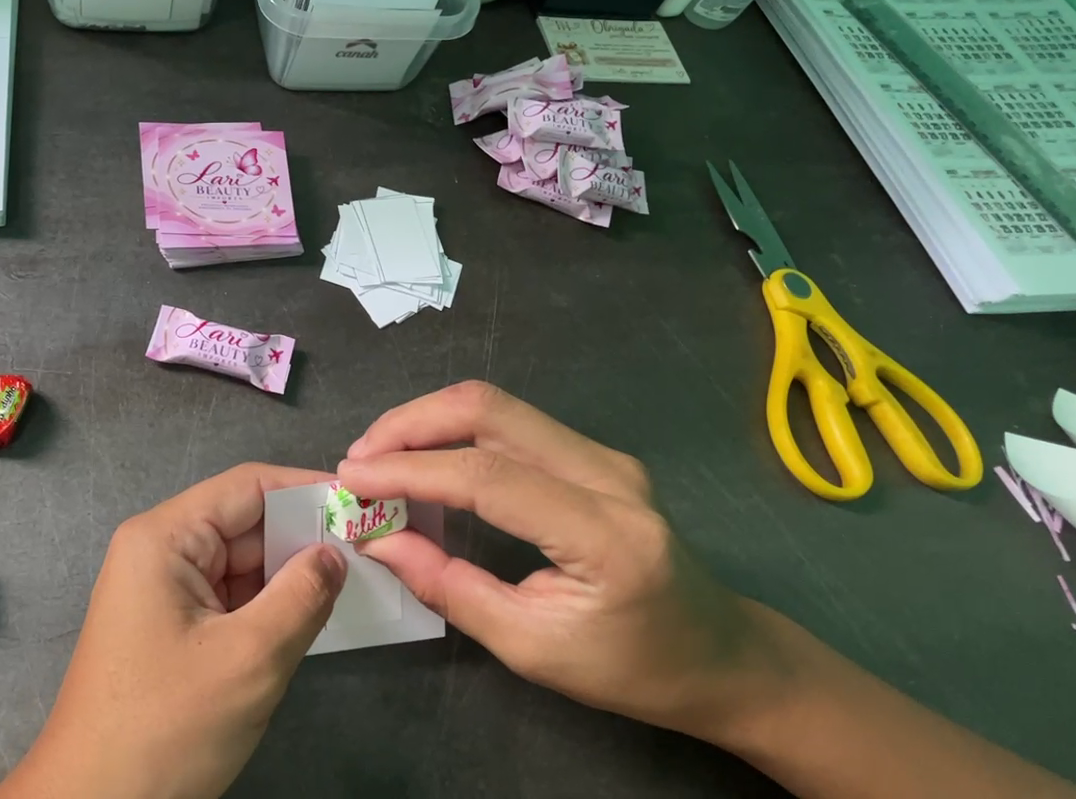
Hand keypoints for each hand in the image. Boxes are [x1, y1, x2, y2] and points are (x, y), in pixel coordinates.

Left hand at [0, 463, 348, 798]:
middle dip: (303, 535)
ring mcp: (163, 590)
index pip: (247, 486)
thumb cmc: (167, 725)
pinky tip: (312, 612)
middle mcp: (160, 551)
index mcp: (165, 537)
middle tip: (370, 546)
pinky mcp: (171, 625)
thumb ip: (301, 597)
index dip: (306, 489)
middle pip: (244, 523)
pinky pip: (229, 597)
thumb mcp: (249, 659)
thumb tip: (334, 554)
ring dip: (289, 573)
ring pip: (240, 563)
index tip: (360, 501)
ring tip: (355, 578)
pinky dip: (269, 603)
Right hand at [338, 381, 783, 741]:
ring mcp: (603, 454)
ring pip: (495, 405)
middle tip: (360, 457)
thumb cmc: (632, 669)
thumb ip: (449, 588)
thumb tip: (378, 539)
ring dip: (426, 421)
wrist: (723, 656)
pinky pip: (509, 422)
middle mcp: (607, 473)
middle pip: (488, 409)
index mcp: (603, 533)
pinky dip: (453, 431)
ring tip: (379, 456)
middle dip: (410, 422)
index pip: (486, 476)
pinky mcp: (593, 452)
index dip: (409, 470)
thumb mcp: (532, 649)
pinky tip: (425, 459)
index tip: (351, 479)